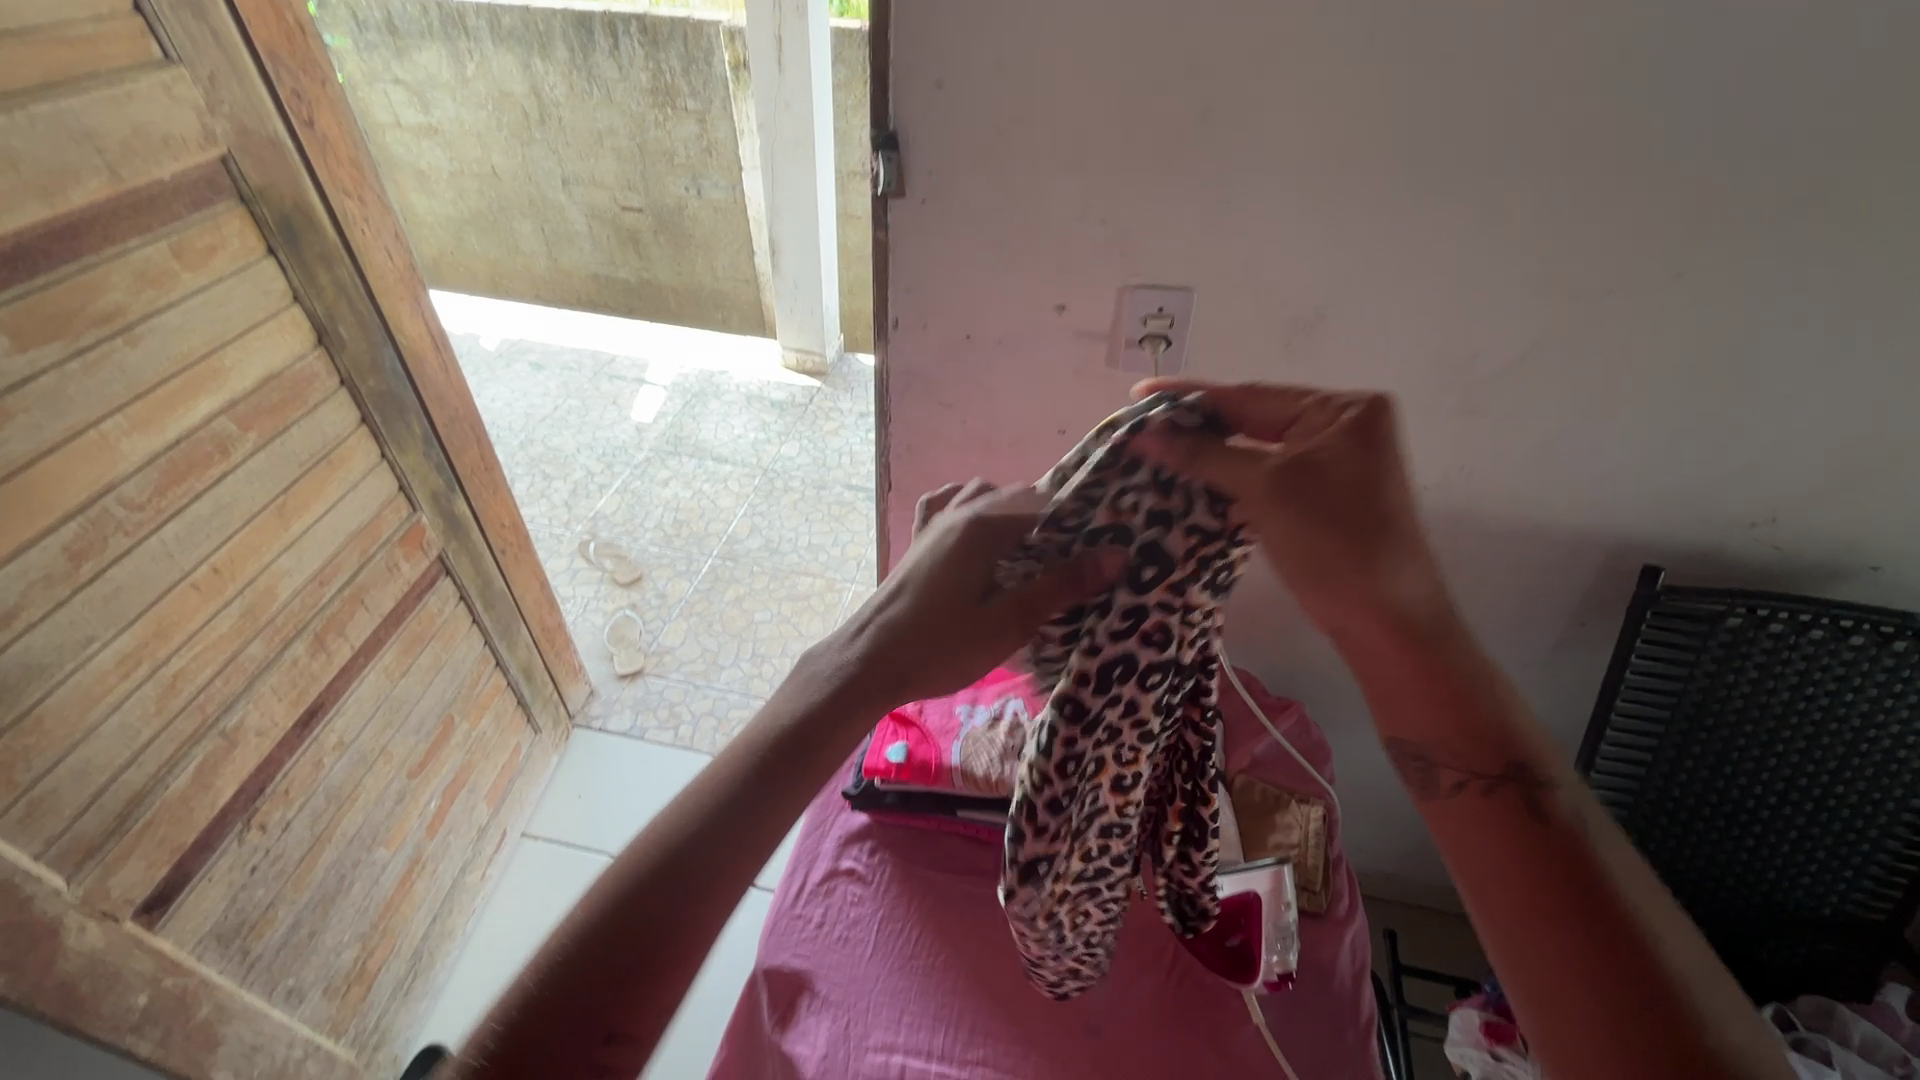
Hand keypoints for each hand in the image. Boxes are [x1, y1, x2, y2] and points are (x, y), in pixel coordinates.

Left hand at [832, 480, 1121, 710]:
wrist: (868, 662)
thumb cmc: (941, 646)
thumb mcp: (1009, 622)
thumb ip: (1061, 586)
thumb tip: (1117, 555)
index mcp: (984, 524)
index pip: (1046, 502)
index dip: (1080, 520)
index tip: (1106, 544)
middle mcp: (959, 511)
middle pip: (1018, 496)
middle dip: (1053, 518)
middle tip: (1081, 556)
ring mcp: (935, 524)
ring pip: (984, 496)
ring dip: (1014, 512)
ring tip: (1037, 549)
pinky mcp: (919, 542)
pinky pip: (949, 507)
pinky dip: (972, 509)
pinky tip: (982, 534)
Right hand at [1133, 378, 1458, 647]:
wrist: (1383, 618)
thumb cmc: (1331, 542)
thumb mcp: (1264, 489)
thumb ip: (1204, 455)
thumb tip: (1146, 435)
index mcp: (1342, 409)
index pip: (1251, 396)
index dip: (1190, 396)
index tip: (1139, 394)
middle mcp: (1342, 426)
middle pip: (1253, 419)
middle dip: (1198, 426)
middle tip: (1141, 425)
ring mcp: (1333, 463)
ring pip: (1255, 451)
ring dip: (1208, 454)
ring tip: (1155, 449)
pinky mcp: (1320, 497)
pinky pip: (1265, 476)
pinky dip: (1229, 479)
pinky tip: (1190, 479)